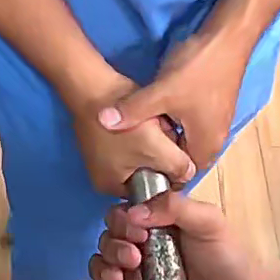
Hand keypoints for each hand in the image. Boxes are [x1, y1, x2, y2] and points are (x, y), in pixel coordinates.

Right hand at [70, 73, 196, 196]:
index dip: (168, 177)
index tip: (177, 157)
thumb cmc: (124, 125)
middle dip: (160, 156)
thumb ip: (178, 167)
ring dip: (153, 141)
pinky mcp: (104, 135)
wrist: (91, 87)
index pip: (148, 192)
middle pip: (146, 172)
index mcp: (111, 187)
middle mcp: (104, 176)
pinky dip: (143, 131)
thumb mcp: (157, 149)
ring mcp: (102, 155)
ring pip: (141, 154)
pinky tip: (147, 119)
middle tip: (166, 136)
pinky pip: (132, 140)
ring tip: (157, 125)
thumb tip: (188, 175)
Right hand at [80, 191, 278, 279]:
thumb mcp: (209, 221)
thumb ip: (174, 207)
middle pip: (108, 235)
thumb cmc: (229, 260)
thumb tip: (134, 213)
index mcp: (159, 221)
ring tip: (121, 277)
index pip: (124, 211)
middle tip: (134, 258)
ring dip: (102, 266)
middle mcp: (143, 244)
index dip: (124, 219)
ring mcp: (135, 273)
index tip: (139, 232)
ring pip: (100, 261)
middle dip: (113, 244)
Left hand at [99, 29, 251, 173]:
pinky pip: (189, 126)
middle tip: (130, 149)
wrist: (226, 38)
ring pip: (184, 139)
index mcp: (206, 146)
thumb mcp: (161, 92)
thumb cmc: (198, 70)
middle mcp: (214, 140)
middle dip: (158, 154)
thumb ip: (133, 110)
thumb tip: (102, 122)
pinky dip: (173, 123)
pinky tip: (155, 114)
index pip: (180, 175)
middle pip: (181, 157)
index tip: (131, 166)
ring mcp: (215, 123)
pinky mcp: (212, 108)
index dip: (156, 172)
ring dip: (165, 137)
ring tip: (138, 132)